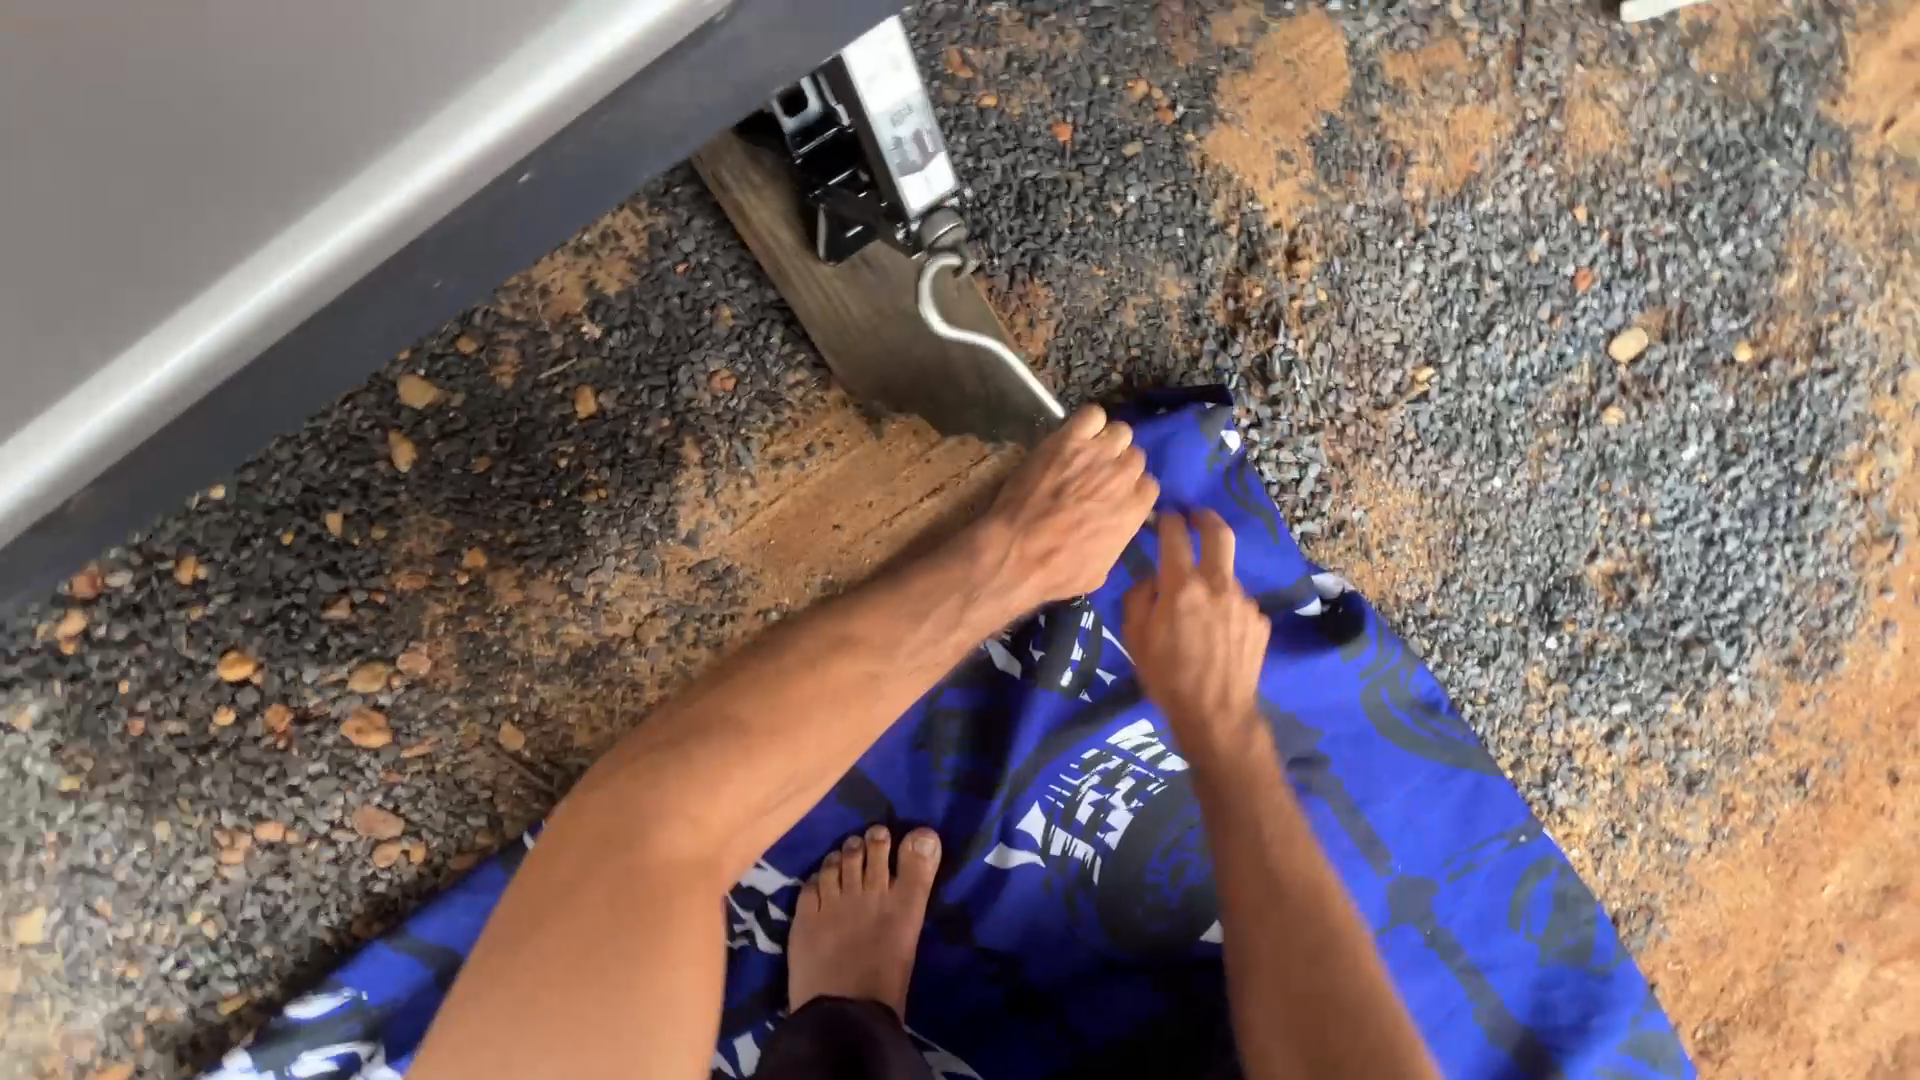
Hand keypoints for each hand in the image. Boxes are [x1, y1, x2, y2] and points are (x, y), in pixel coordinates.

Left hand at [972, 405, 1158, 609]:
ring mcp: (1096, 455)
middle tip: (1097, 474)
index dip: (1131, 489)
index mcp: (1134, 510)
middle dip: (1119, 465)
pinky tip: (1074, 436)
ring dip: (1107, 441)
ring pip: (1120, 432)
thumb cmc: (1056, 571)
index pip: (1148, 485)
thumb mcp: (1100, 571)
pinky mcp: (1067, 440)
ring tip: (1087, 453)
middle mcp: (1122, 477)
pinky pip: (1092, 414)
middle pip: (1135, 457)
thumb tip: (1115, 532)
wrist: (1016, 551)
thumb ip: (1116, 542)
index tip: (1115, 495)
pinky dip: (1088, 422)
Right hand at [1122, 510, 1270, 736]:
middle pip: (1219, 534)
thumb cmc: (1166, 677)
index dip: (1167, 520)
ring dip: (1212, 578)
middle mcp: (1217, 586)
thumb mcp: (1135, 637)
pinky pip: (1237, 604)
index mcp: (1182, 587)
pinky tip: (1216, 634)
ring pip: (1226, 575)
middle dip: (1205, 518)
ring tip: (1198, 608)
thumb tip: (1151, 579)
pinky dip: (1224, 607)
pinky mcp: (1259, 621)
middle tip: (1195, 516)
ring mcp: (1244, 602)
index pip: (1175, 536)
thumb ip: (1139, 598)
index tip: (1163, 516)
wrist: (1216, 714)